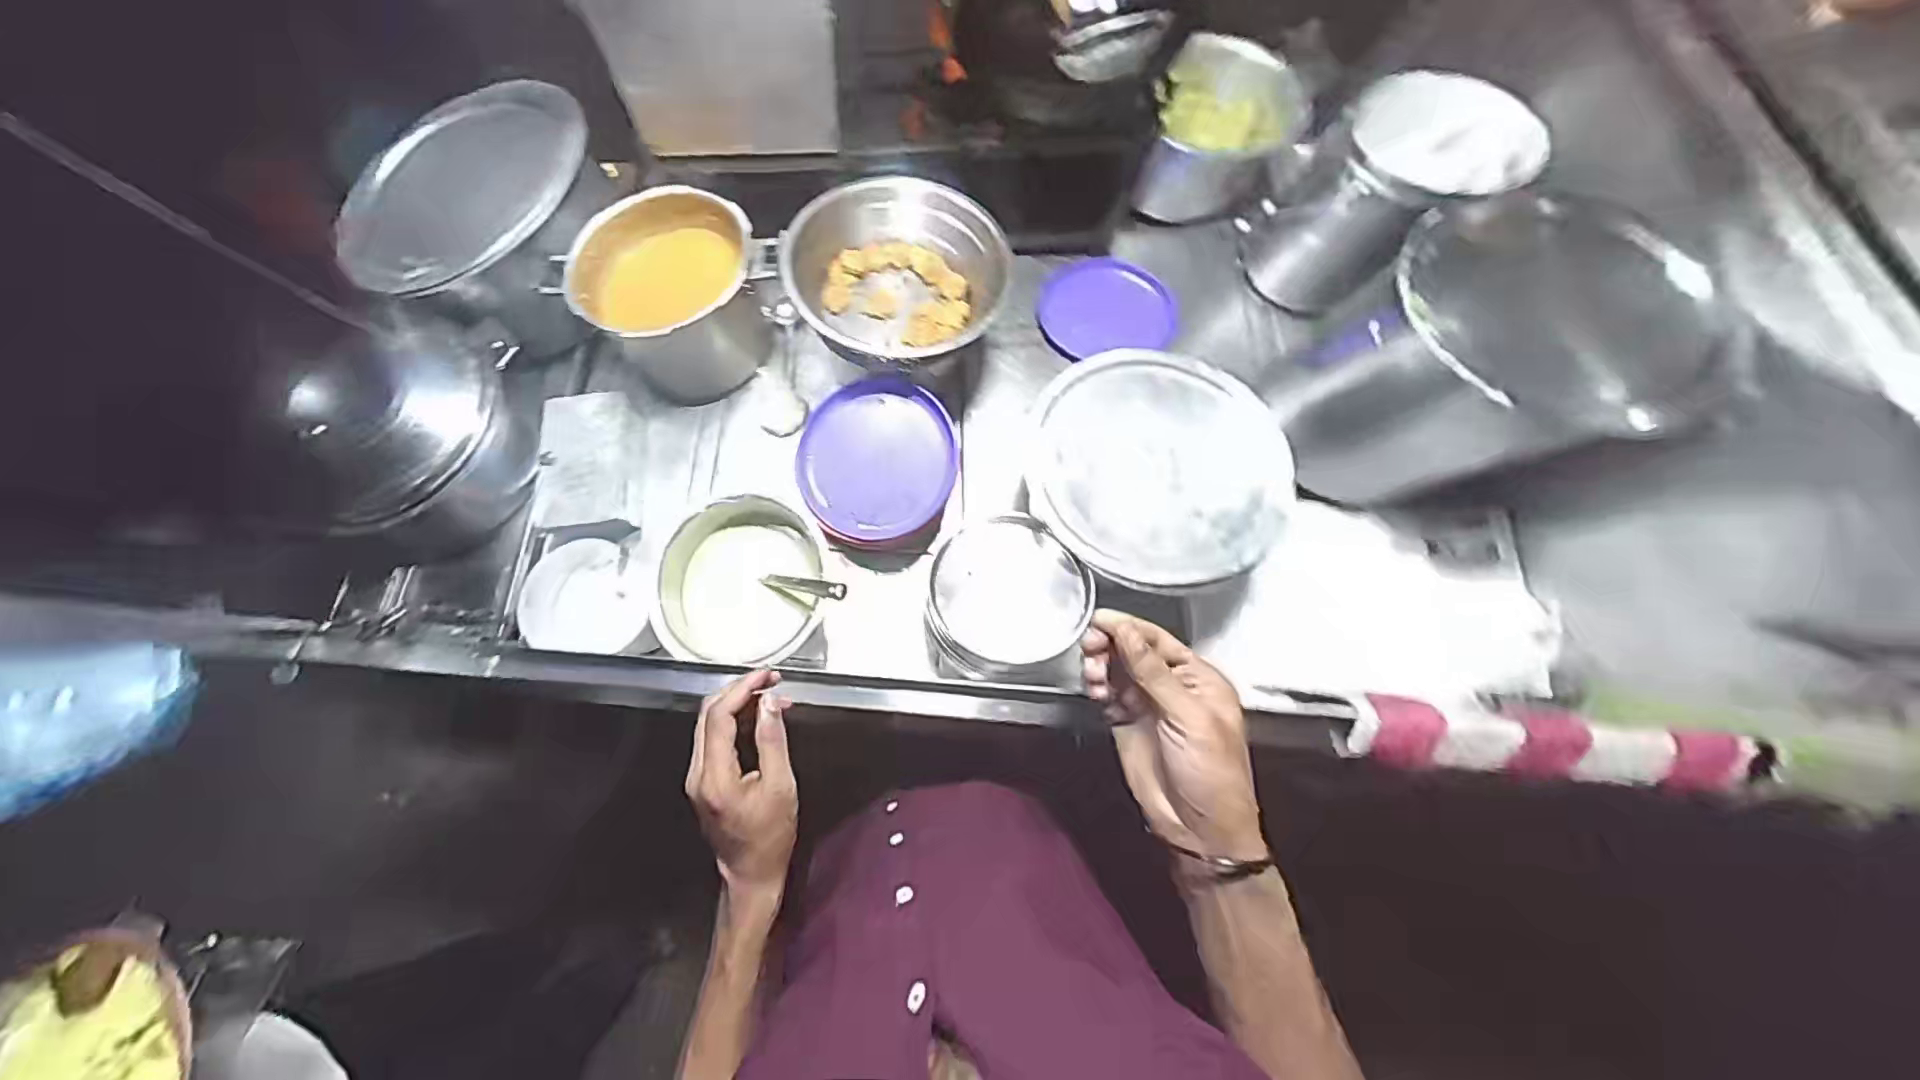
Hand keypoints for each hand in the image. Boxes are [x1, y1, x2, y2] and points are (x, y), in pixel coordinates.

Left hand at [685, 669, 797, 900]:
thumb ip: (773, 740)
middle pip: (708, 714)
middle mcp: (698, 774)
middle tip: (771, 680)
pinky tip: (759, 717)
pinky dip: (735, 720)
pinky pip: (714, 738)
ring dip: (738, 703)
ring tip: (771, 696)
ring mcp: (696, 777)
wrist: (750, 874)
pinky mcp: (703, 780)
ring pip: (709, 724)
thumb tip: (770, 703)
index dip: (743, 689)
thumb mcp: (781, 786)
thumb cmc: (770, 837)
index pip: (719, 716)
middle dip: (740, 690)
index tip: (768, 676)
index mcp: (715, 777)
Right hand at [1082, 611, 1265, 862]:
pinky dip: (1097, 686)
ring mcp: (1147, 704)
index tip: (1101, 620)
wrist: (1200, 830)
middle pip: (1133, 650)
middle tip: (1090, 646)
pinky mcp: (1127, 722)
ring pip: (1117, 669)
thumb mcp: (1189, 718)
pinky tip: (1095, 690)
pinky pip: (1107, 692)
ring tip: (1093, 673)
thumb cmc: (1212, 775)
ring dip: (1100, 664)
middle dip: (1110, 643)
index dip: (1128, 627)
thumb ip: (1154, 673)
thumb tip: (1128, 632)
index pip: (1157, 640)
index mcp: (1198, 679)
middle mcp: (1171, 686)